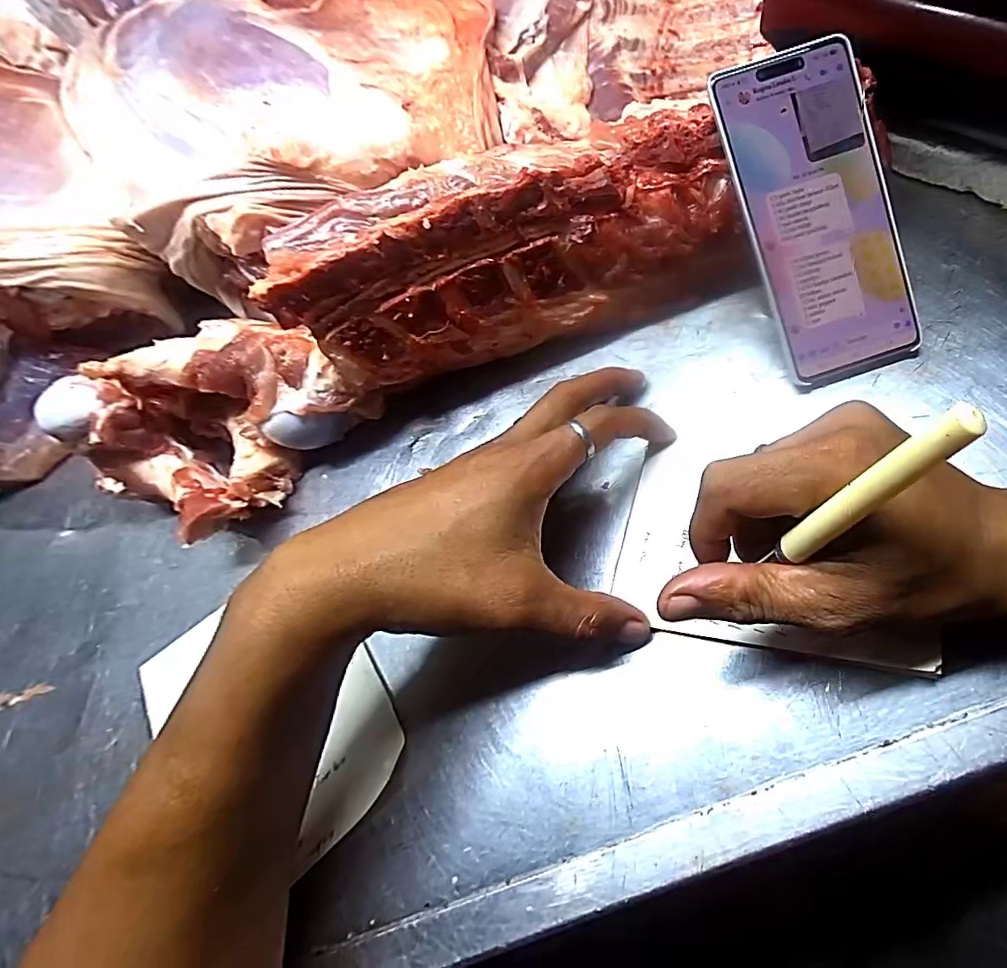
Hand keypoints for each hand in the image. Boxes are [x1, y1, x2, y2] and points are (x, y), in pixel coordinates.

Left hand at [233, 367, 672, 647]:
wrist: (340, 574)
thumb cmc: (437, 578)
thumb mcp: (520, 603)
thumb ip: (583, 615)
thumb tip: (641, 627)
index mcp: (529, 469)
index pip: (596, 427)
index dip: (637, 422)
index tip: (665, 430)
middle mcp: (503, 453)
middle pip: (562, 398)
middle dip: (603, 383)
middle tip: (635, 379)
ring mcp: (471, 461)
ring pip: (532, 417)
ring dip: (571, 407)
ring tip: (594, 418)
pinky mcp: (449, 478)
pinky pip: (510, 439)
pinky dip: (542, 432)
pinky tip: (534, 463)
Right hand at [658, 402, 1006, 631]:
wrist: (1003, 544)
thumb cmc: (934, 581)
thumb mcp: (840, 603)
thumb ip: (752, 596)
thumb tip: (671, 597)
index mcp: (833, 465)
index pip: (726, 484)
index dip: (708, 533)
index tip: (728, 575)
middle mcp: (833, 424)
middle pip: (741, 473)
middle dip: (743, 529)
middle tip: (784, 571)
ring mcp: (843, 416)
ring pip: (761, 466)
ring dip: (766, 515)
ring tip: (813, 551)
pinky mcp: (849, 419)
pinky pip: (786, 457)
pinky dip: (786, 497)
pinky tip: (824, 523)